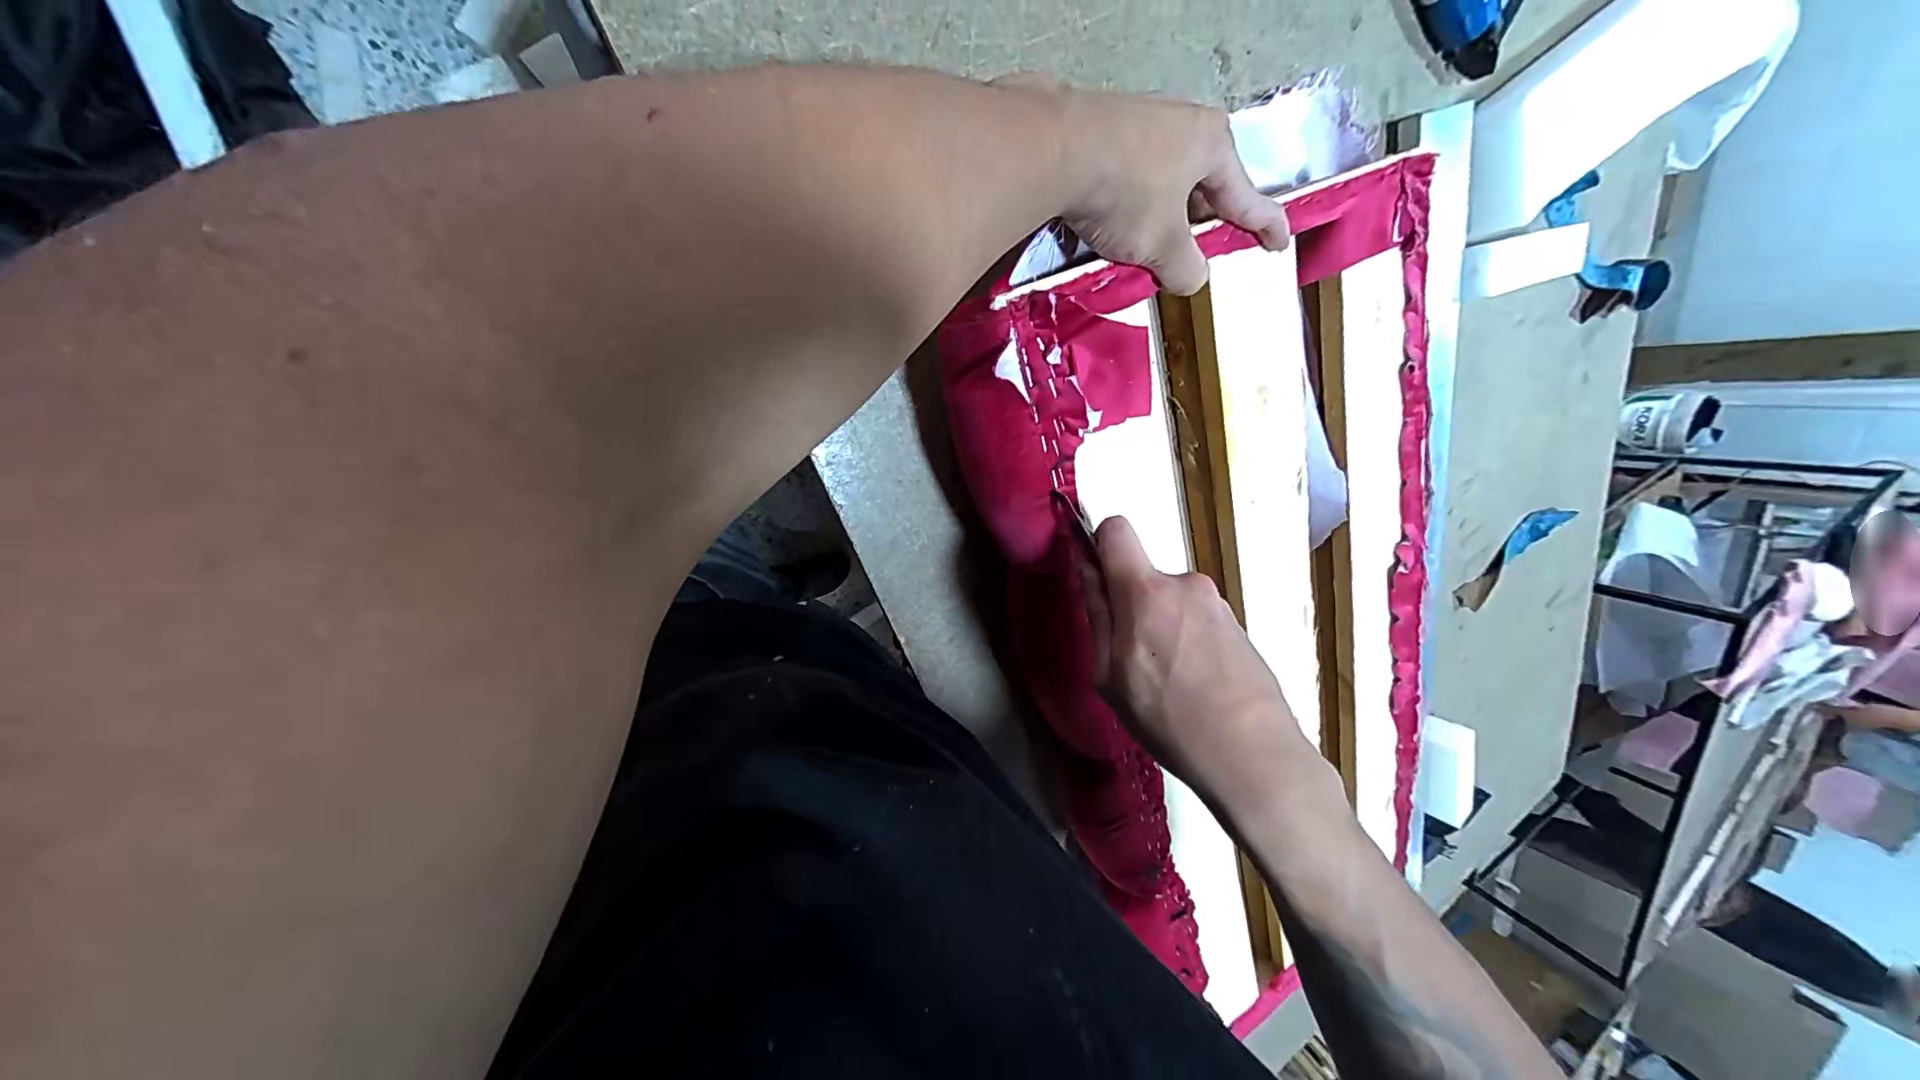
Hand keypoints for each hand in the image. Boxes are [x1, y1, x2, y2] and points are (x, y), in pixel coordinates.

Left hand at [991, 75, 1289, 294]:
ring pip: (1162, 181)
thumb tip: (1190, 278)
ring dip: (1158, 216)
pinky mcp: (1102, 129)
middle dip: (1198, 223)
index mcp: (1212, 145)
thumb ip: (1184, 268)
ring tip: (1144, 246)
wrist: (1053, 150)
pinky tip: (1112, 222)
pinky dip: (1128, 202)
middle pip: (1202, 186)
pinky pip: (1128, 174)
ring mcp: (1140, 121)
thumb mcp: (1162, 245)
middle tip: (1192, 253)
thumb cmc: (1125, 193)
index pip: (1247, 197)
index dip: (1265, 225)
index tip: (1278, 243)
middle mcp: (1182, 123)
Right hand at [1077, 515, 1310, 808]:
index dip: (1098, 546)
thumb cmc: (1167, 719)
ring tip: (1170, 681)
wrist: (1254, 755)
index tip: (1097, 582)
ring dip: (1161, 627)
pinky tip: (1196, 684)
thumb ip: (1097, 612)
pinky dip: (1187, 641)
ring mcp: (1216, 603)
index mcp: (1145, 591)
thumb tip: (1086, 566)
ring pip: (1170, 600)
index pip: (1115, 528)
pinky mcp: (1238, 624)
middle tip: (1134, 661)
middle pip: (1142, 576)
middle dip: (1131, 605)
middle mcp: (1185, 583)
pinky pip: (1195, 619)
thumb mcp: (1110, 674)